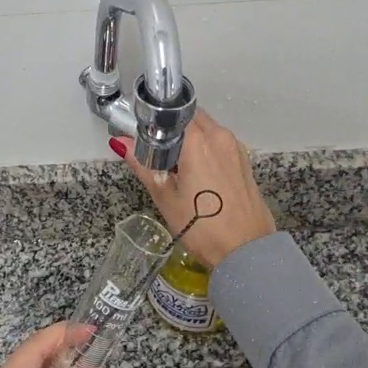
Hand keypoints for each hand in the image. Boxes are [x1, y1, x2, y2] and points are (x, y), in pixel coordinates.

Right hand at [114, 110, 276, 268]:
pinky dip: (206, 151)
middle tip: (158, 154)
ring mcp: (236, 149)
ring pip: (207, 131)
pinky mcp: (245, 163)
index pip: (172, 113)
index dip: (156, 122)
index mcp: (199, 140)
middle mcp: (220, 137)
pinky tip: (198, 177)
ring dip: (190, 141)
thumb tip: (120, 142)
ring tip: (177, 168)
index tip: (144, 136)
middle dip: (173, 130)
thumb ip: (142, 163)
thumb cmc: (202, 225)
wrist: (247, 253)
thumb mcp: (165, 196)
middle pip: (191, 119)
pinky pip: (220, 145)